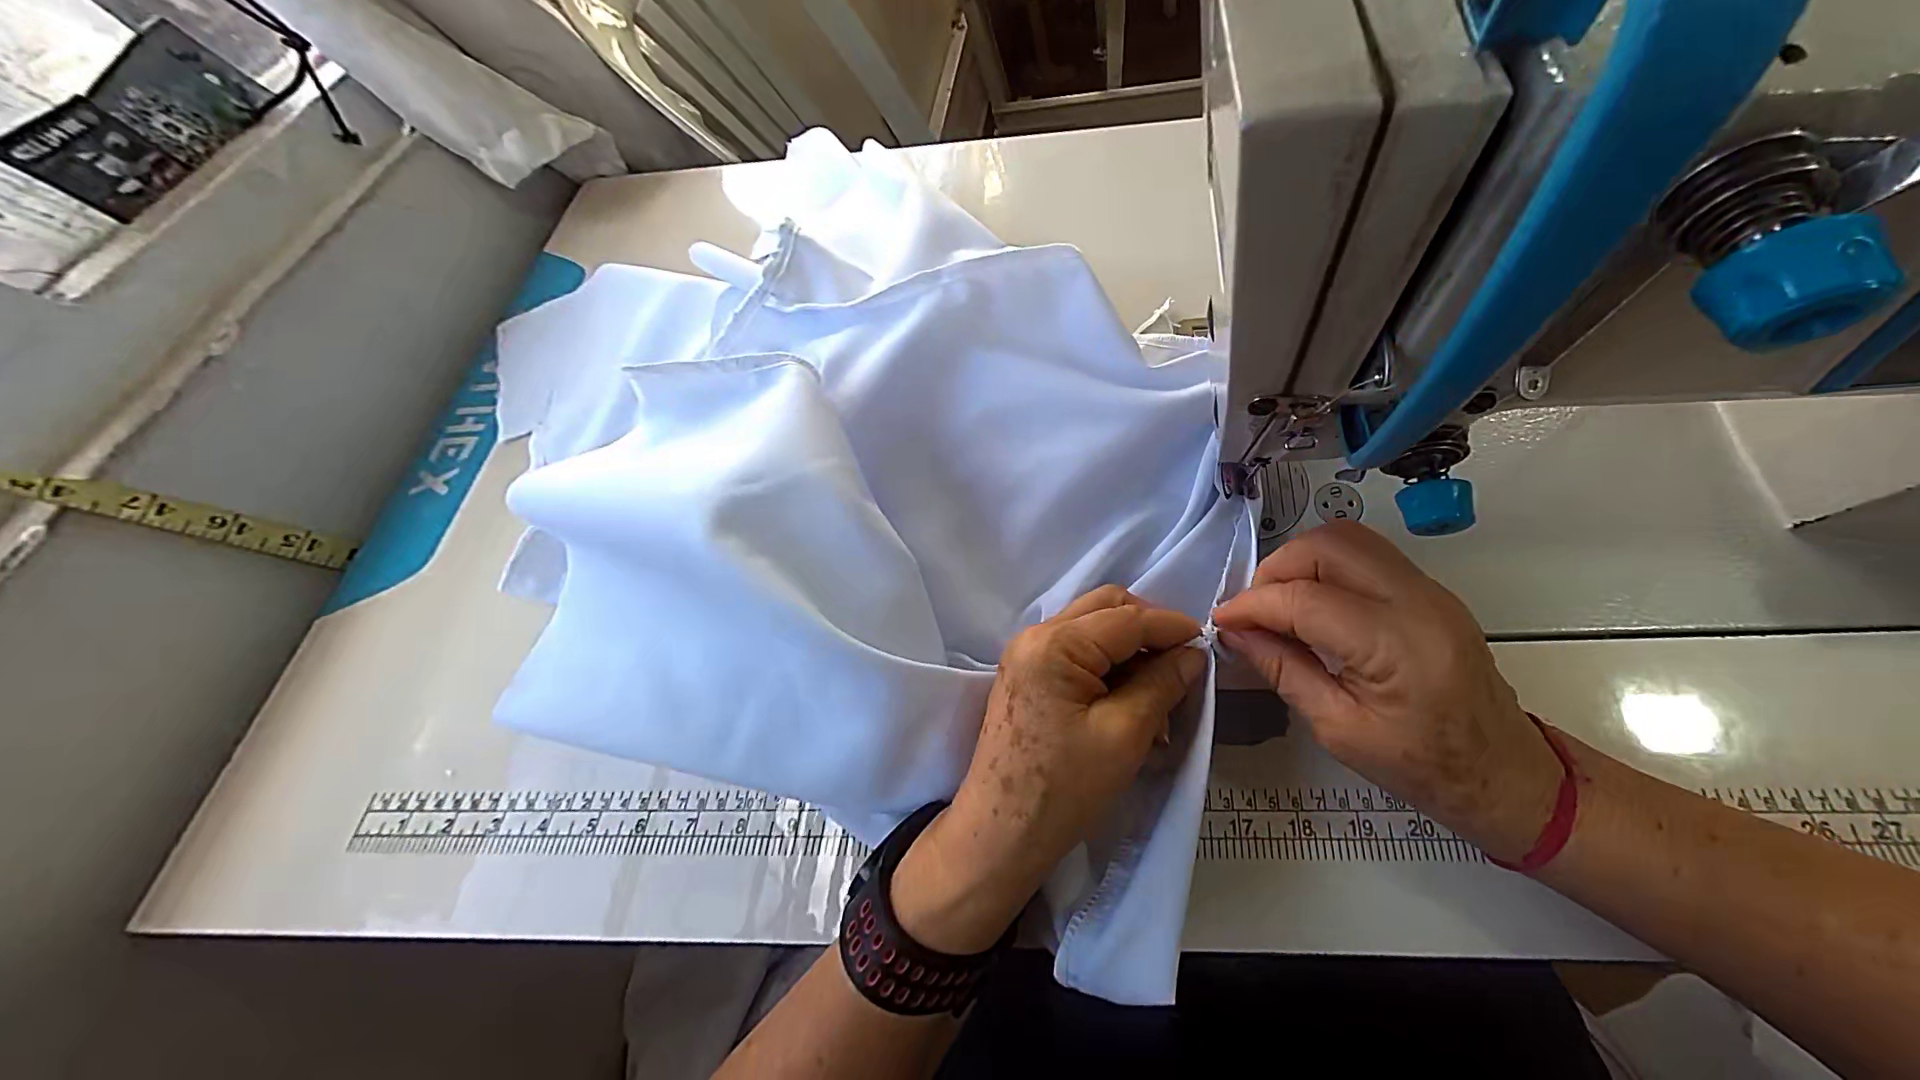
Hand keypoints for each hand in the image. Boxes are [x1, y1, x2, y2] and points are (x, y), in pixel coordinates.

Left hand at [892, 586, 1207, 952]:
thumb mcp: (1125, 735)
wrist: (1002, 833)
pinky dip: (1109, 665)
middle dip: (1149, 630)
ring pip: (1093, 628)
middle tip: (1183, 665)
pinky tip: (1133, 699)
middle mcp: (1035, 637)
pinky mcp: (1027, 676)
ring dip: (1130, 649)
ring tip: (1161, 692)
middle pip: (1105, 609)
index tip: (1209, 645)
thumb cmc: (1064, 788)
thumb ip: (1161, 683)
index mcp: (1054, 644)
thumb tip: (1192, 654)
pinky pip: (1077, 652)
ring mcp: (1026, 655)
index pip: (1126, 617)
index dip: (1172, 627)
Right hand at [1210, 521, 1561, 862]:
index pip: (1304, 597)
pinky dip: (1325, 567)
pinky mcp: (1428, 591)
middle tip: (1254, 612)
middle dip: (1275, 570)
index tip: (1222, 621)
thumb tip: (1235, 633)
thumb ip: (1283, 670)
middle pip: (1327, 545)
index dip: (1252, 605)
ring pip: (1346, 538)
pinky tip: (1311, 604)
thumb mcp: (1337, 728)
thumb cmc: (1421, 765)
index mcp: (1395, 645)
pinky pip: (1364, 554)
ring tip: (1279, 605)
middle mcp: (1416, 601)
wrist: (1504, 772)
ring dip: (1300, 562)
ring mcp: (1428, 590)